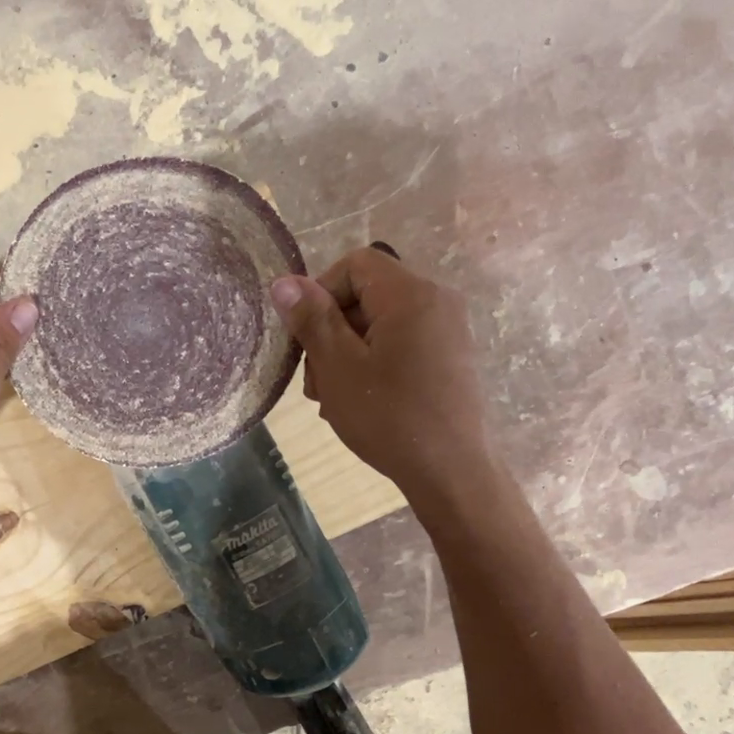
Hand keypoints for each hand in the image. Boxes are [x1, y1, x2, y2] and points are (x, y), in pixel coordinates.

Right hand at [270, 247, 492, 495]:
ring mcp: (446, 328)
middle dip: (331, 330)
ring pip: (379, 322)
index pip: (355, 264)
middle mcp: (436, 300)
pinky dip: (371, 362)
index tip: (306, 338)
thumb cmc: (388, 416)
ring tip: (334, 397)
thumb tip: (284, 282)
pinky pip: (399, 341)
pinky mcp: (448, 355)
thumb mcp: (338, 367)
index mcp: (410, 295)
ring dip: (346, 352)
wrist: (449, 469)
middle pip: (366, 294)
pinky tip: (360, 400)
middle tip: (316, 380)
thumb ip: (312, 320)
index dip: (321, 293)